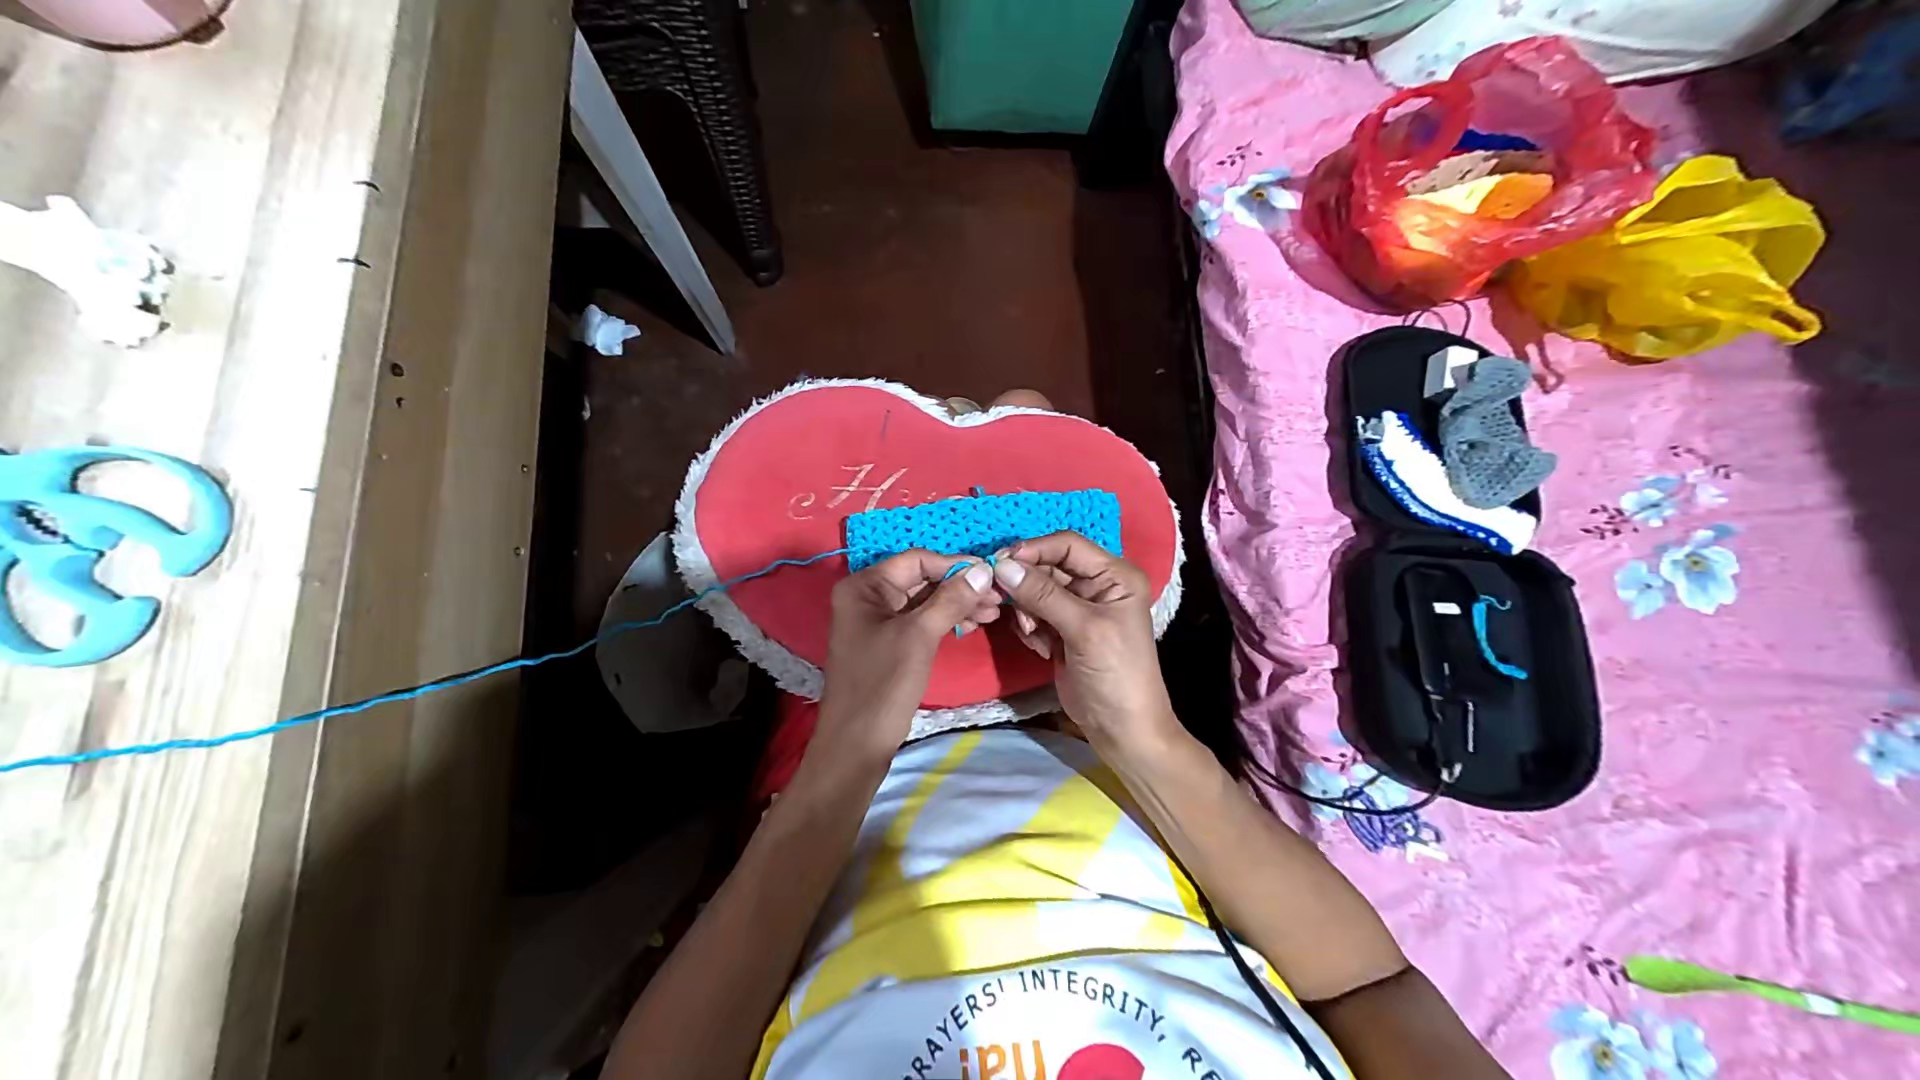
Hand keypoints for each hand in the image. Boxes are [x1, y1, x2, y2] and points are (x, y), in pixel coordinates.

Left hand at [816, 550, 1001, 755]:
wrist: (856, 745)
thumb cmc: (884, 684)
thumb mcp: (920, 636)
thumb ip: (951, 599)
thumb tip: (983, 569)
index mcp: (864, 586)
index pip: (916, 560)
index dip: (955, 564)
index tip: (993, 575)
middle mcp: (866, 597)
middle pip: (921, 578)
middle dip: (960, 586)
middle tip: (998, 598)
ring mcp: (876, 621)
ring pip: (925, 600)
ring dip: (958, 603)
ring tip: (993, 612)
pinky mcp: (888, 643)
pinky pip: (921, 621)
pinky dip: (946, 620)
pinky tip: (973, 624)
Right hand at [990, 532, 1177, 748]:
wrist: (1122, 729)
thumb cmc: (1116, 674)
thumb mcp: (1083, 630)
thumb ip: (1044, 595)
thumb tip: (1002, 565)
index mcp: (1114, 575)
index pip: (1067, 545)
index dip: (1034, 549)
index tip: (1000, 563)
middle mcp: (1097, 584)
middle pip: (1046, 566)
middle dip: (1025, 585)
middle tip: (1004, 604)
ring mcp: (1078, 608)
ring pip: (1035, 590)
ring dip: (1026, 610)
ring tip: (1033, 635)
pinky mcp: (1061, 629)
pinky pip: (1033, 614)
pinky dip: (1029, 627)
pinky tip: (1040, 648)